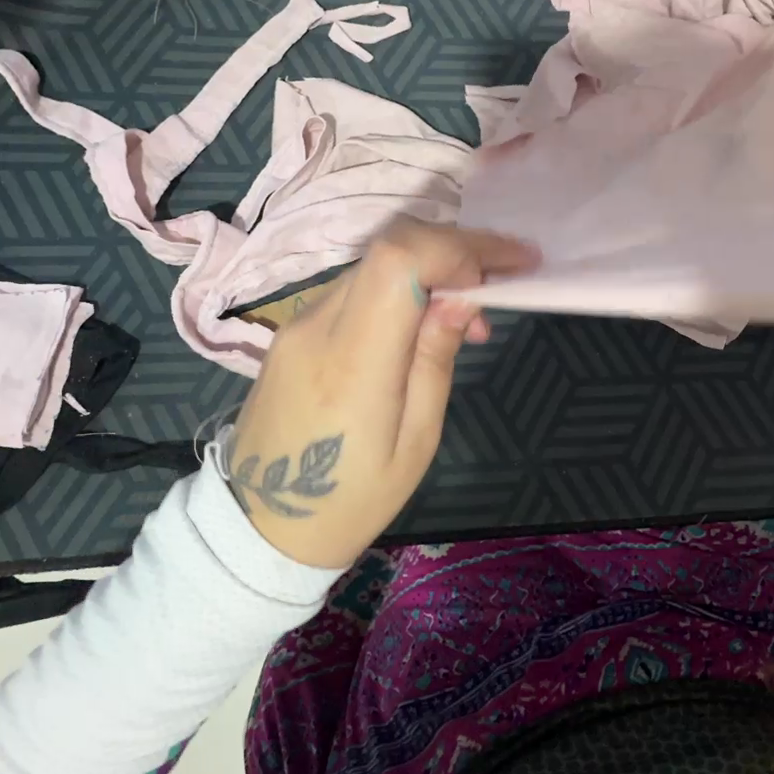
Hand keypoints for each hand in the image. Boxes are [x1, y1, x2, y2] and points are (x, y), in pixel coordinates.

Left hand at [224, 218, 539, 567]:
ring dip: (433, 268)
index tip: (510, 264)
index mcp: (352, 361)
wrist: (263, 525)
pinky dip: (403, 287)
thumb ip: (435, 358)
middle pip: (391, 249)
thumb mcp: (416, 440)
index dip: (461, 248)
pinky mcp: (294, 331)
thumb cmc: (354, 497)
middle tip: (508, 275)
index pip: (400, 261)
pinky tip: (428, 320)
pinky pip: (358, 289)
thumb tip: (461, 297)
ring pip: (376, 265)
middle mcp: (317, 326)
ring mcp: (298, 324)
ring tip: (474, 311)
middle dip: (459, 250)